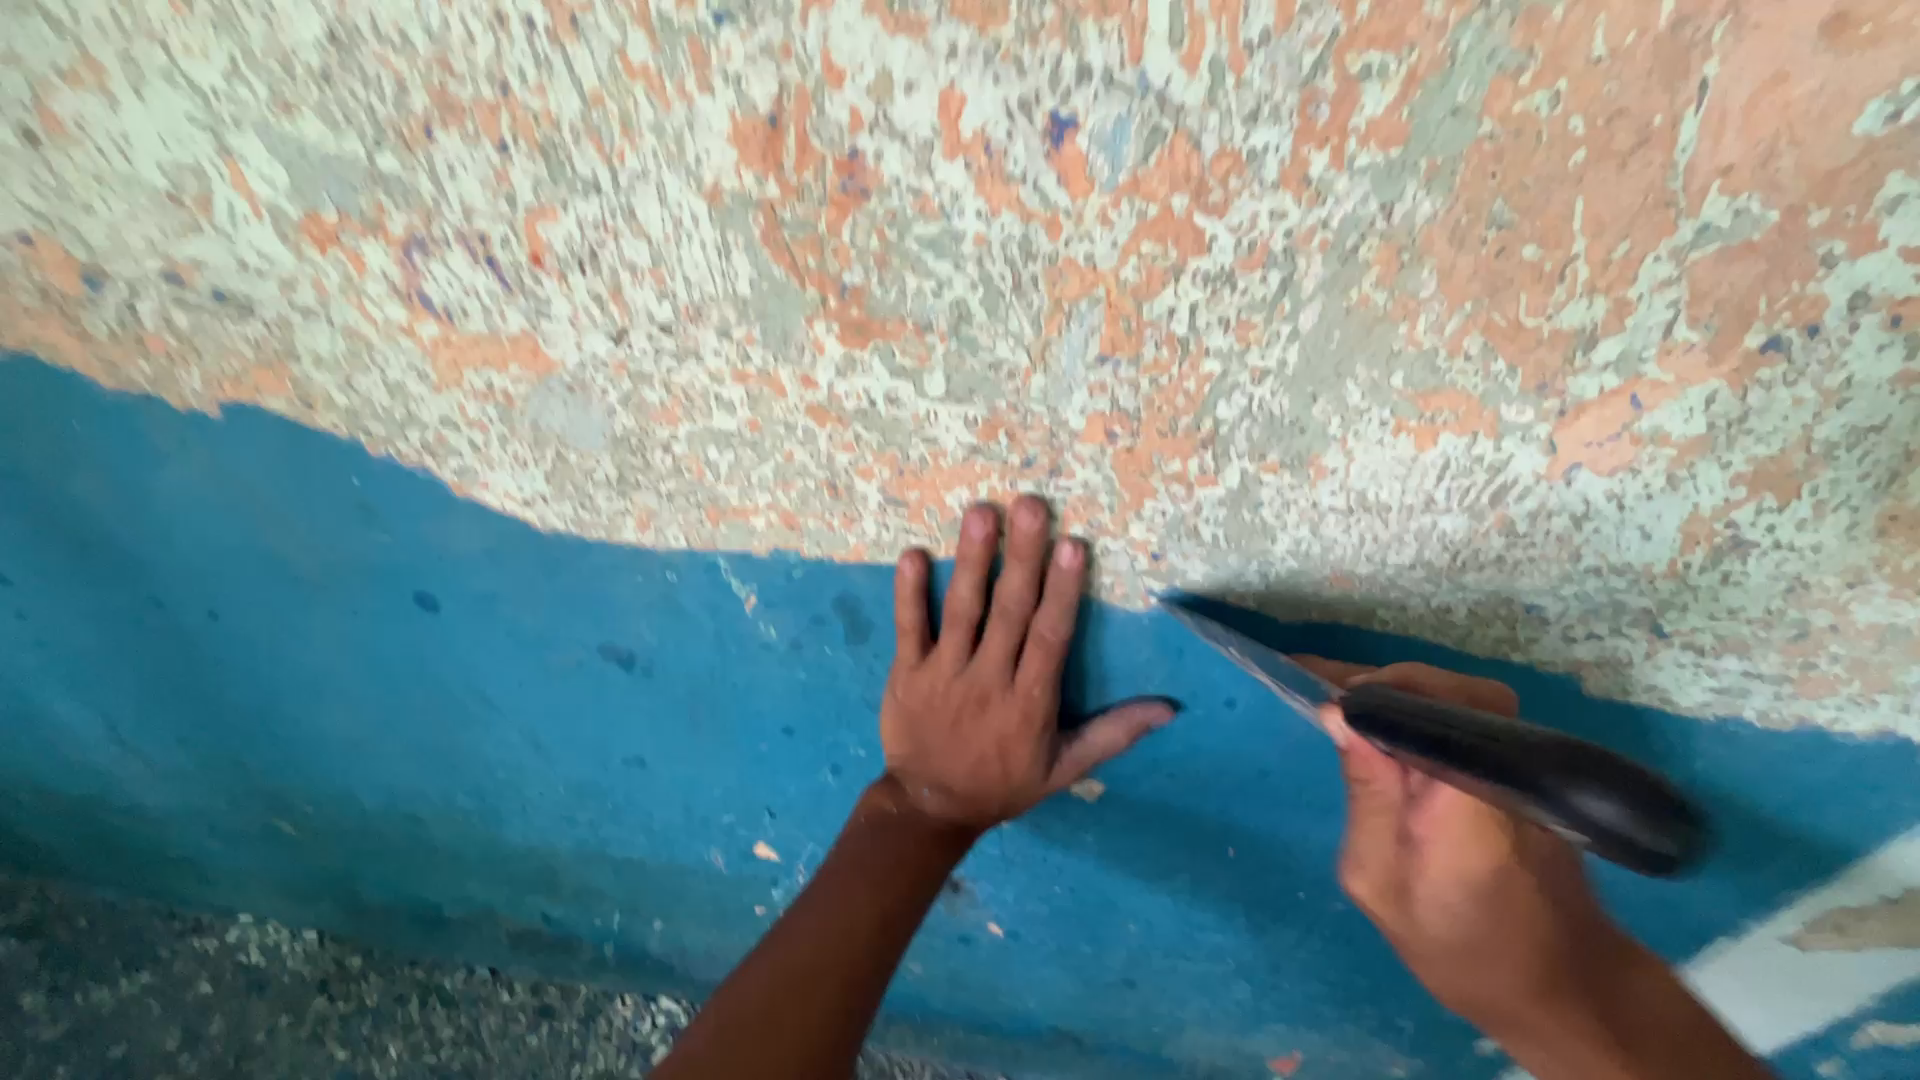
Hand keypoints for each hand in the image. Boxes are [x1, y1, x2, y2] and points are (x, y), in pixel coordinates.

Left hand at [880, 496, 1175, 829]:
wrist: (931, 807)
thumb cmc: (1004, 782)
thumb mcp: (1065, 769)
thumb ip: (1113, 734)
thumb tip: (1169, 708)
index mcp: (1029, 702)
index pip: (1050, 638)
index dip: (1062, 592)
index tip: (1072, 545)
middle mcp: (988, 680)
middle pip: (1008, 612)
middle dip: (1021, 558)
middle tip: (1030, 505)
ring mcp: (943, 674)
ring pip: (961, 611)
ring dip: (970, 560)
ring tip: (980, 513)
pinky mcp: (906, 673)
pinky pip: (908, 628)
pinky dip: (909, 593)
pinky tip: (912, 553)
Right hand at [1297, 658, 1640, 1038]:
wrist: (1556, 987)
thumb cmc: (1457, 946)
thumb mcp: (1378, 882)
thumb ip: (1365, 794)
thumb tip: (1337, 714)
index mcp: (1470, 803)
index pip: (1439, 714)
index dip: (1383, 693)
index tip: (1331, 700)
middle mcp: (1509, 772)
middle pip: (1458, 695)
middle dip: (1388, 687)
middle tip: (1334, 702)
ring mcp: (1530, 771)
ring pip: (1467, 702)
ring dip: (1406, 698)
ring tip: (1354, 715)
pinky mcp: (1529, 776)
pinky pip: (1474, 722)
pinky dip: (1428, 714)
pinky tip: (1391, 734)